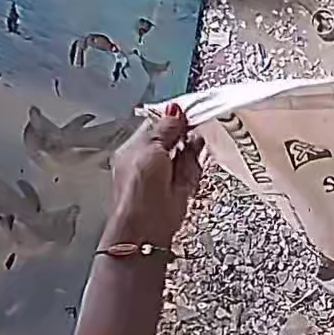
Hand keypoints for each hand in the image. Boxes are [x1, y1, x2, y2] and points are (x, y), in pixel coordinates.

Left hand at [104, 103, 203, 245]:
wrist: (148, 224)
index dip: (172, 116)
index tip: (188, 110)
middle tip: (195, 125)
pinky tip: (196, 160)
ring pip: (187, 150)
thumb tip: (175, 110)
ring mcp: (168, 171)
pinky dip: (197, 162)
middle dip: (185, 131)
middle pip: (174, 136)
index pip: (157, 124)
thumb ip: (166, 128)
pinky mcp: (183, 184)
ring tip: (194, 145)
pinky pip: (194, 166)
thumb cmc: (139, 188)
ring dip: (192, 146)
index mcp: (136, 146)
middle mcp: (151, 158)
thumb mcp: (150, 148)